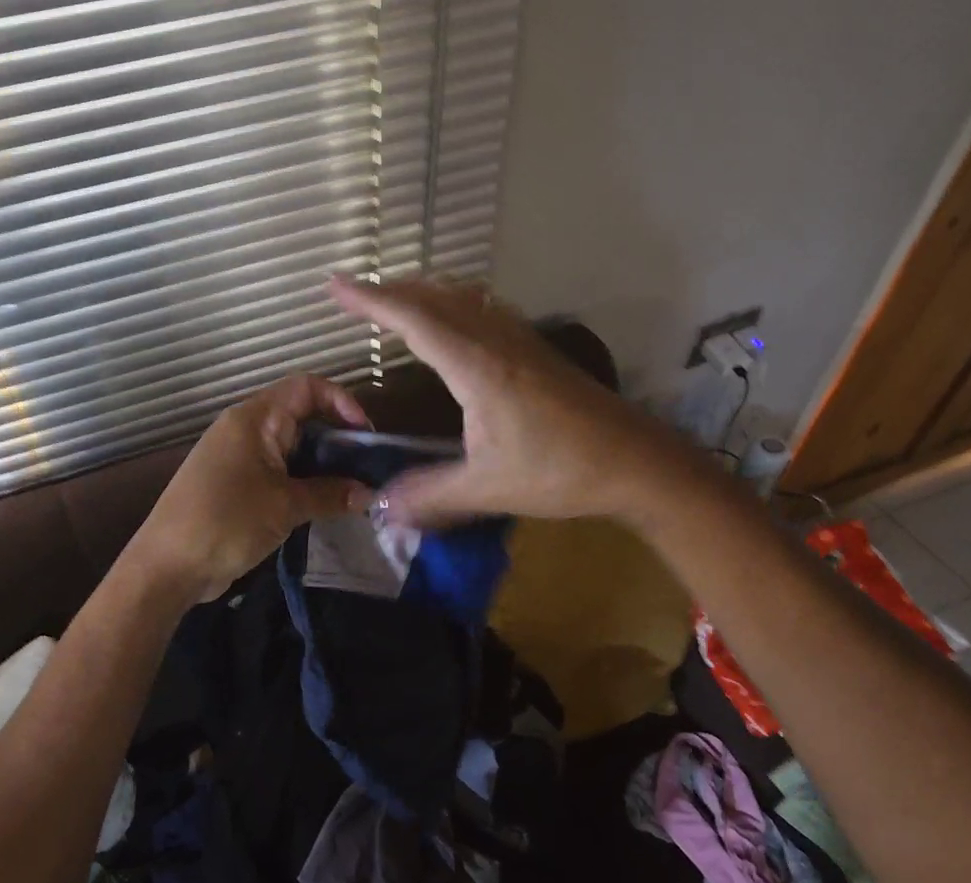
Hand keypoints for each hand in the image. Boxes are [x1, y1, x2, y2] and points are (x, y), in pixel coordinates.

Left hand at [127, 375, 375, 602]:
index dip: (341, 402)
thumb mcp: (286, 507)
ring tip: (352, 490)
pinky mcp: (234, 486)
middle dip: (336, 438)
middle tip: (366, 468)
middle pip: (300, 416)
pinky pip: (277, 472)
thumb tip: (368, 493)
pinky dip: (302, 483)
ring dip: (321, 466)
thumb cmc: (227, 522)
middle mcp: (244, 430)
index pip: (306, 387)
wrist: (169, 566)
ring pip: (290, 448)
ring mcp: (237, 458)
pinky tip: (323, 506)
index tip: (366, 435)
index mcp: (254, 419)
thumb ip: (331, 495)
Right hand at [327, 276, 666, 525]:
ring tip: (398, 301)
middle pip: (437, 297)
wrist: (635, 462)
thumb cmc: (561, 472)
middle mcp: (496, 341)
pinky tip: (457, 323)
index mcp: (476, 367)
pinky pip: (486, 309)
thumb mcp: (488, 488)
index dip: (371, 300)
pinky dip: (455, 304)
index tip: (335, 284)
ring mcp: (522, 342)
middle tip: (358, 295)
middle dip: (393, 290)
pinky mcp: (539, 353)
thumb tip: (382, 509)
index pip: (414, 320)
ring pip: (465, 297)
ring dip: (426, 292)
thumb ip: (431, 495)